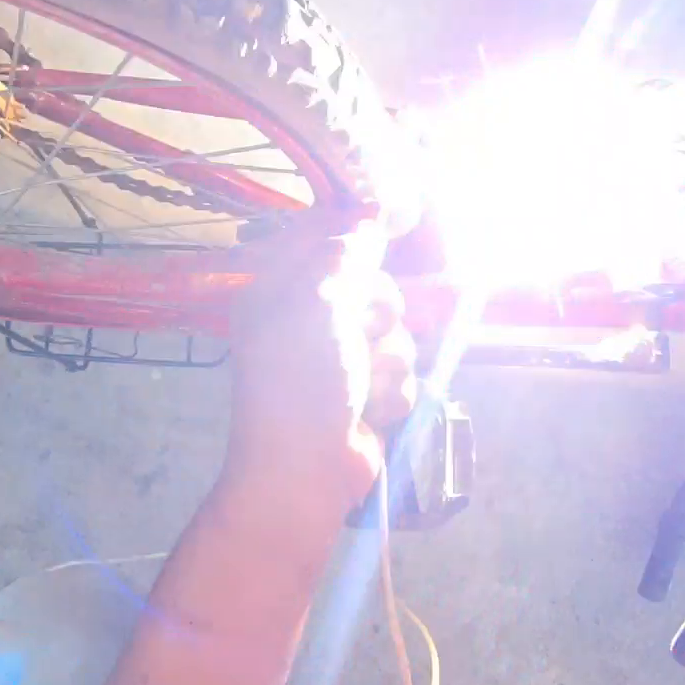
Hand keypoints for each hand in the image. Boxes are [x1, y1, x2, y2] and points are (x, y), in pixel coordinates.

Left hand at [220, 228, 417, 522]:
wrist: (306, 472)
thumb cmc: (300, 383)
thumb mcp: (315, 304)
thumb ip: (346, 255)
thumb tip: (375, 214)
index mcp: (278, 289)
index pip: (326, 234)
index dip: (364, 225)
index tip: (405, 212)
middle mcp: (308, 317)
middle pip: (373, 283)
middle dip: (378, 312)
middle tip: (360, 334)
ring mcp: (340, 357)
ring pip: (395, 330)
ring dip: (387, 360)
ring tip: (360, 388)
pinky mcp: (366, 391)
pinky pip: (402, 371)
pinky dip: (390, 393)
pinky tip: (369, 414)